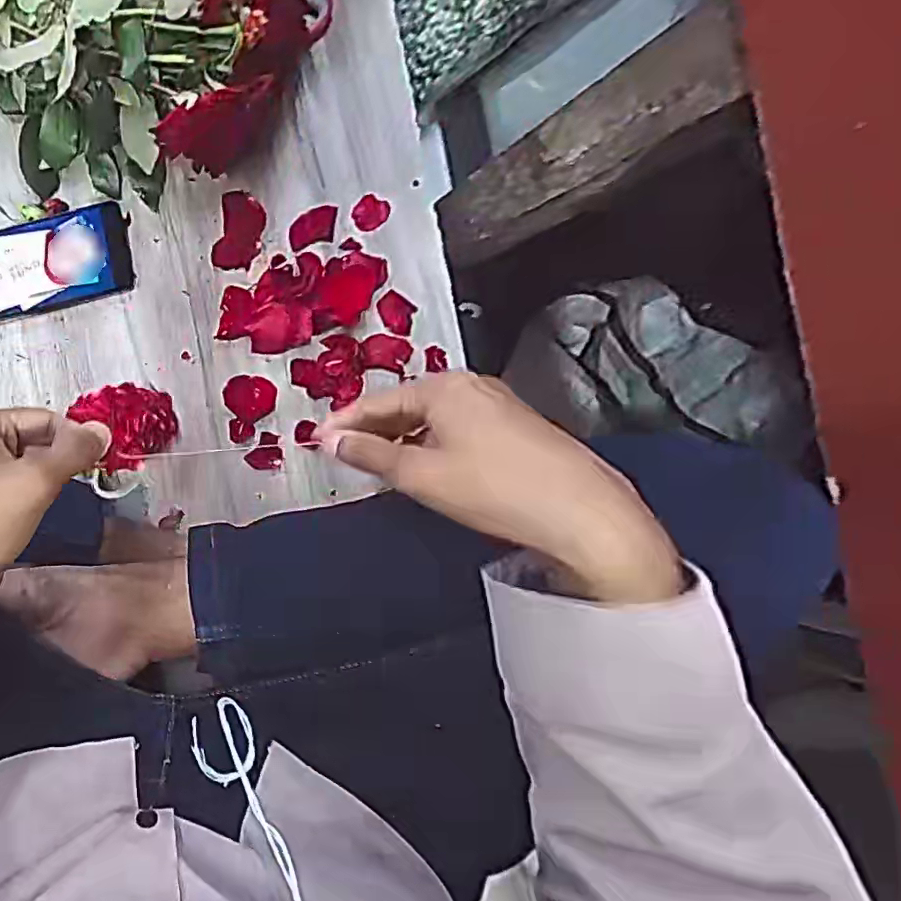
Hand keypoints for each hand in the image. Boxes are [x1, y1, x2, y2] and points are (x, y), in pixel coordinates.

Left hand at [0, 409, 108, 628]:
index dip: (73, 440)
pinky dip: (35, 490)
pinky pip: (19, 480)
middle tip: (76, 483)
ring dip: (49, 477)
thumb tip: (103, 430)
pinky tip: (36, 508)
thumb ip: (74, 451)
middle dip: (60, 460)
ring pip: (32, 461)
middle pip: (39, 437)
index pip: (46, 418)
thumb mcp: (38, 480)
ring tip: (50, 498)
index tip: (95, 464)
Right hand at [318, 372, 682, 603]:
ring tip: (377, 465)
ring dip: (400, 439)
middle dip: (372, 429)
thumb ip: (370, 454)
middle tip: (343, 454)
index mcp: (444, 387)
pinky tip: (422, 467)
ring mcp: (496, 404)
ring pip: (431, 418)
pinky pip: (455, 428)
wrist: (583, 515)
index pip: (378, 401)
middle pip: (405, 405)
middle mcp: (471, 386)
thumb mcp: (420, 474)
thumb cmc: (495, 489)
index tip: (317, 439)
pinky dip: (429, 444)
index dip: (344, 422)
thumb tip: (332, 441)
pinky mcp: (513, 426)